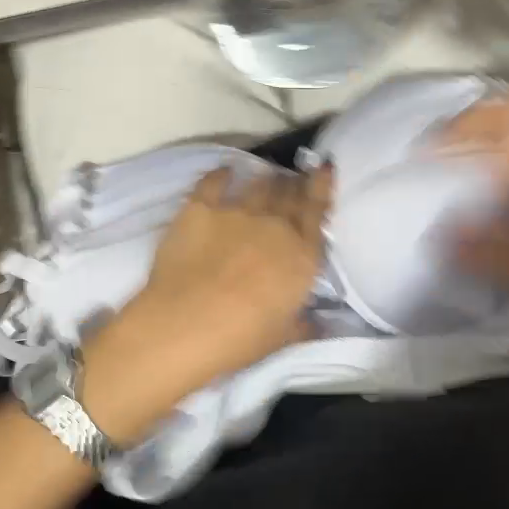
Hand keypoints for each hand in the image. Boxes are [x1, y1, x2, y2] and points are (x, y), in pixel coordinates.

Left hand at [79, 165, 332, 440]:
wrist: (185, 326)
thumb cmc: (241, 339)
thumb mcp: (284, 336)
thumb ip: (303, 323)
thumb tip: (319, 323)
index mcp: (302, 256)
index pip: (318, 210)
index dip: (322, 186)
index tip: (323, 169)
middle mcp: (275, 225)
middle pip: (289, 193)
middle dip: (295, 183)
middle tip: (295, 178)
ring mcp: (236, 213)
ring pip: (259, 184)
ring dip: (266, 179)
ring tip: (267, 176)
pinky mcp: (199, 209)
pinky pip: (213, 182)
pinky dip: (221, 174)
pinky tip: (225, 171)